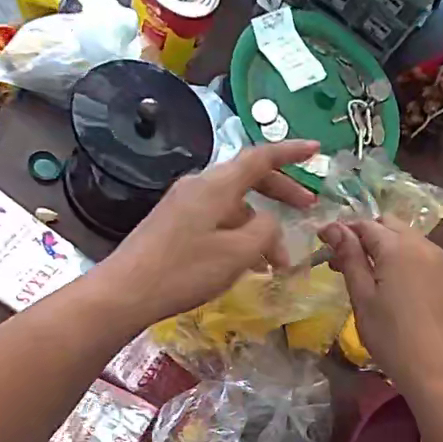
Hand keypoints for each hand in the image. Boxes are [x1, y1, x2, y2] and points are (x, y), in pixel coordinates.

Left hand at [95, 140, 318, 324]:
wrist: (125, 292)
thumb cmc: (184, 270)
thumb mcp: (237, 253)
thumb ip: (265, 231)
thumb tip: (269, 224)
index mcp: (216, 185)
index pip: (261, 158)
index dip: (291, 152)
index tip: (316, 149)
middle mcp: (198, 186)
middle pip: (247, 180)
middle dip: (281, 193)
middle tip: (307, 209)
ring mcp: (182, 205)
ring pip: (232, 206)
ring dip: (258, 226)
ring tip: (277, 260)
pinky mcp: (171, 225)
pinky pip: (215, 221)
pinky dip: (237, 235)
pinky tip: (245, 263)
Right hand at [320, 218, 442, 399]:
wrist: (436, 370)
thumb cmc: (390, 336)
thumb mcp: (362, 297)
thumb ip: (349, 258)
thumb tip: (334, 228)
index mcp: (398, 248)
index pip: (365, 225)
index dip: (341, 230)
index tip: (322, 241)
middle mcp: (424, 247)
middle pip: (390, 226)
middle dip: (365, 235)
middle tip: (342, 258)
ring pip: (410, 241)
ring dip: (386, 247)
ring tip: (368, 272)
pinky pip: (426, 260)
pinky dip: (407, 262)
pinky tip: (397, 287)